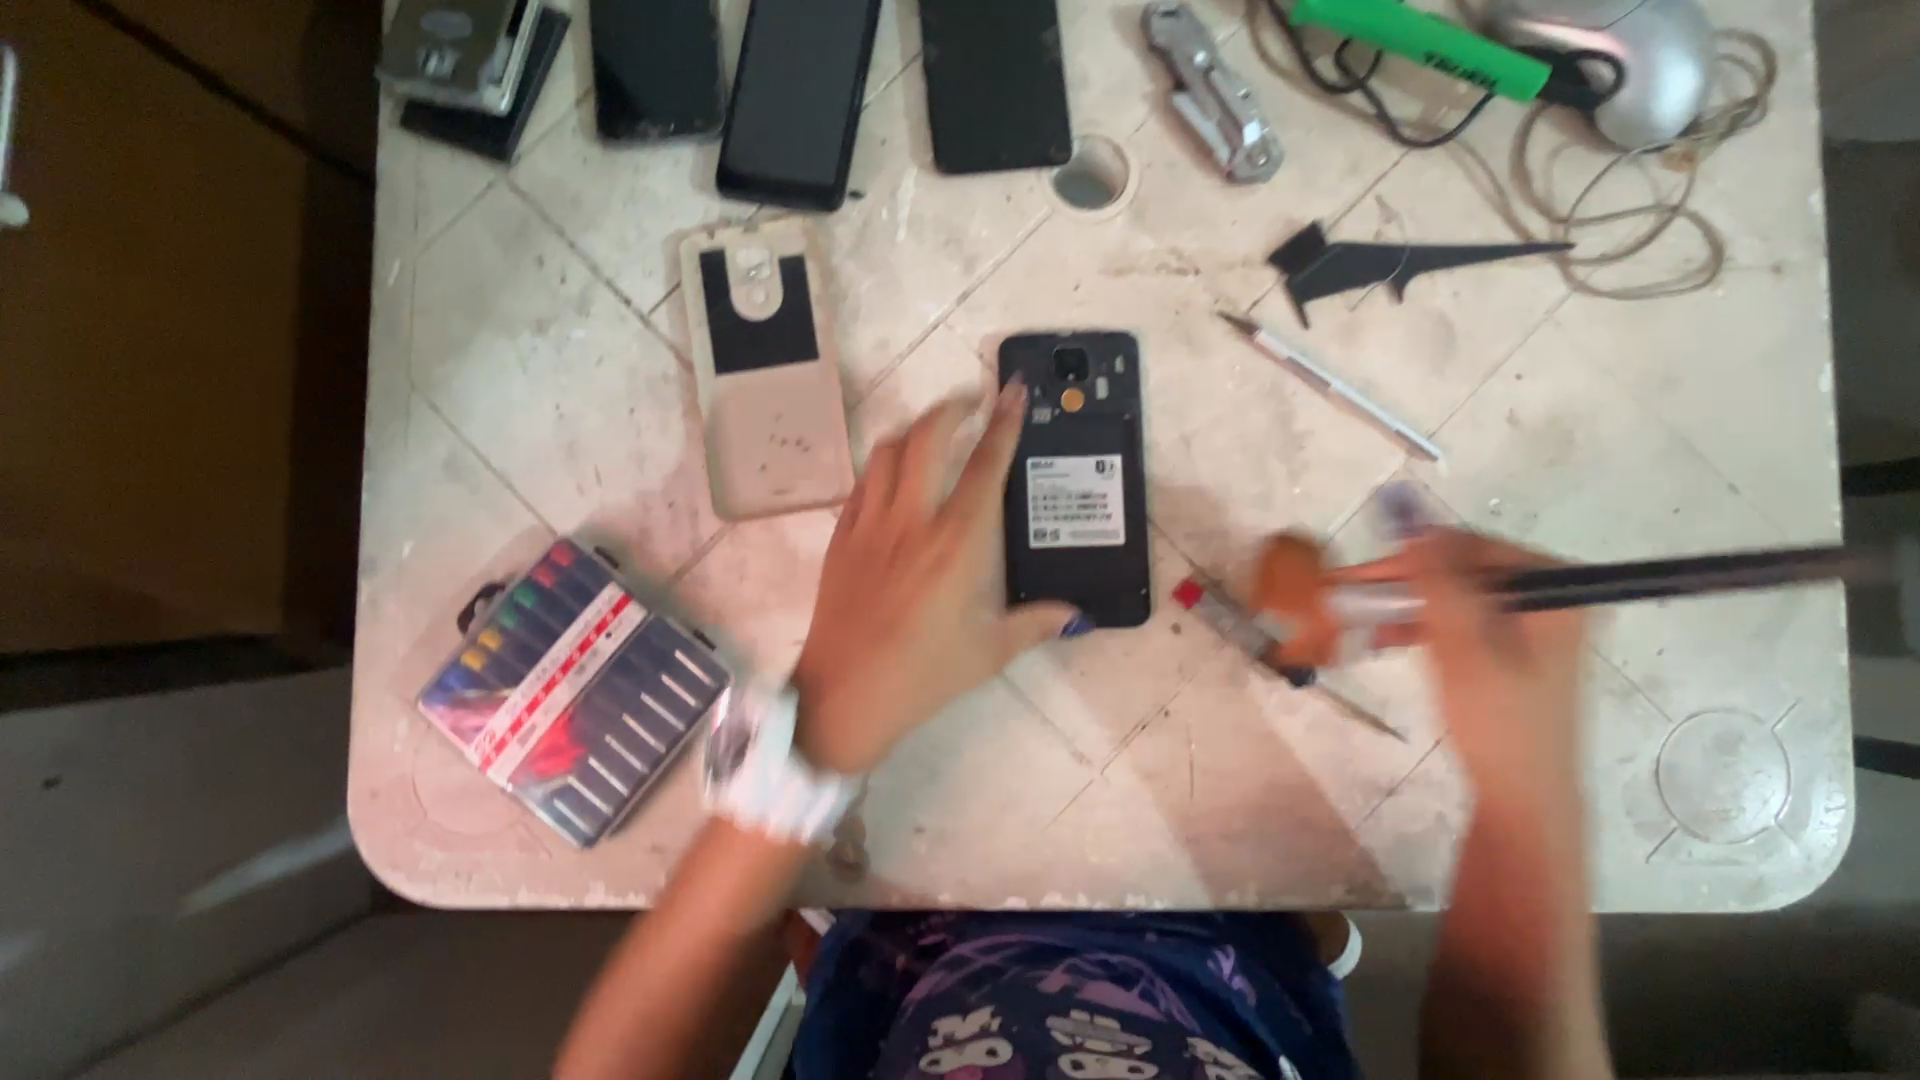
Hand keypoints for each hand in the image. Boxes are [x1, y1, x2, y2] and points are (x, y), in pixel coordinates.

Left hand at [792, 379, 1080, 773]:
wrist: (844, 696)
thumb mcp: (988, 653)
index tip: (1013, 392)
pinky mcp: (840, 538)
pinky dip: (883, 466)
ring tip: (933, 434)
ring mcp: (869, 525)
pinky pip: (862, 483)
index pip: (985, 466)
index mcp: (957, 544)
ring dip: (913, 431)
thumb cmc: (922, 675)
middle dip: (952, 407)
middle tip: (972, 402)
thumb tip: (1076, 616)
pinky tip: (894, 479)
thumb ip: (1034, 624)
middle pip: (927, 437)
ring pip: (887, 450)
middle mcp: (912, 521)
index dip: (1003, 424)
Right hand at [1335, 528, 1586, 803]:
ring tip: (1359, 625)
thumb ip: (1436, 576)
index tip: (1354, 578)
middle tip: (1346, 599)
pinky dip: (1420, 628)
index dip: (1407, 559)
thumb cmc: (1496, 721)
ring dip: (1403, 607)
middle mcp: (1549, 597)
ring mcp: (1532, 625)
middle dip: (1400, 585)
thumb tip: (1407, 512)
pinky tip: (1385, 641)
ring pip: (1452, 595)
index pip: (1467, 547)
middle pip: (1458, 569)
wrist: (1523, 798)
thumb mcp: (1460, 644)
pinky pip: (1457, 621)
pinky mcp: (1513, 650)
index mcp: (1553, 588)